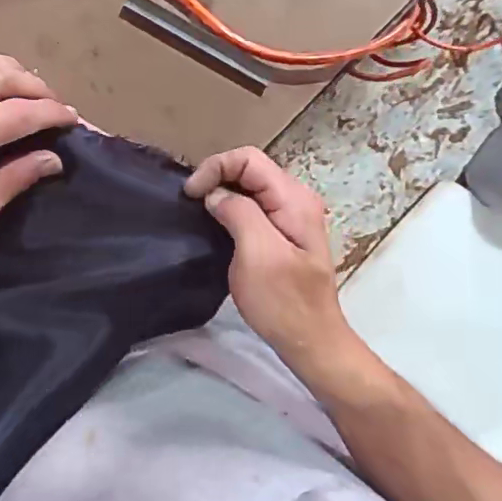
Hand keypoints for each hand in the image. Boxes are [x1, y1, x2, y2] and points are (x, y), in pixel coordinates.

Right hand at [184, 148, 352, 367]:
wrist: (310, 342)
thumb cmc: (283, 302)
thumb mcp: (257, 254)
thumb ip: (238, 213)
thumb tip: (215, 195)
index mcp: (293, 199)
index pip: (249, 159)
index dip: (215, 168)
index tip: (191, 195)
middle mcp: (296, 200)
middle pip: (250, 169)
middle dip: (216, 177)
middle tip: (191, 203)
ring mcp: (291, 217)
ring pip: (250, 187)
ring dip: (221, 193)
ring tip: (199, 212)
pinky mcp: (283, 234)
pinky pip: (253, 206)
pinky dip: (230, 208)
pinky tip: (216, 225)